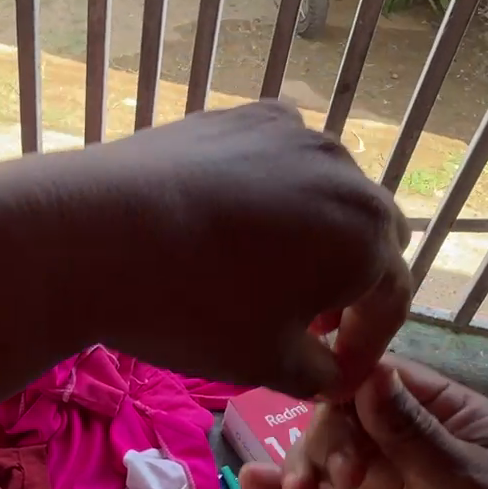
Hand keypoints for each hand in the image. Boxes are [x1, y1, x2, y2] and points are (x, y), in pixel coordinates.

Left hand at [54, 101, 409, 398]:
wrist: (95, 233)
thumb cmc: (194, 308)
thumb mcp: (266, 362)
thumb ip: (320, 373)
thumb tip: (334, 373)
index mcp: (366, 235)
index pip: (392, 297)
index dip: (368, 343)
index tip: (335, 372)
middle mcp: (345, 171)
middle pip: (371, 236)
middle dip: (352, 283)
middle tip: (310, 320)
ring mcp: (293, 132)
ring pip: (328, 192)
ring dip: (317, 234)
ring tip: (270, 268)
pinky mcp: (243, 115)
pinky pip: (283, 159)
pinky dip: (278, 192)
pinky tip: (235, 217)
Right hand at [239, 359, 487, 488]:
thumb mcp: (467, 488)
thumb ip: (411, 433)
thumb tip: (368, 373)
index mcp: (451, 416)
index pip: (387, 376)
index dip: (348, 377)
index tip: (317, 391)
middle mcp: (410, 440)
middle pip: (345, 410)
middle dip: (329, 435)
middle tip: (339, 476)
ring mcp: (381, 481)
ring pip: (324, 449)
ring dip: (302, 461)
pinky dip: (283, 486)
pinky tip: (252, 482)